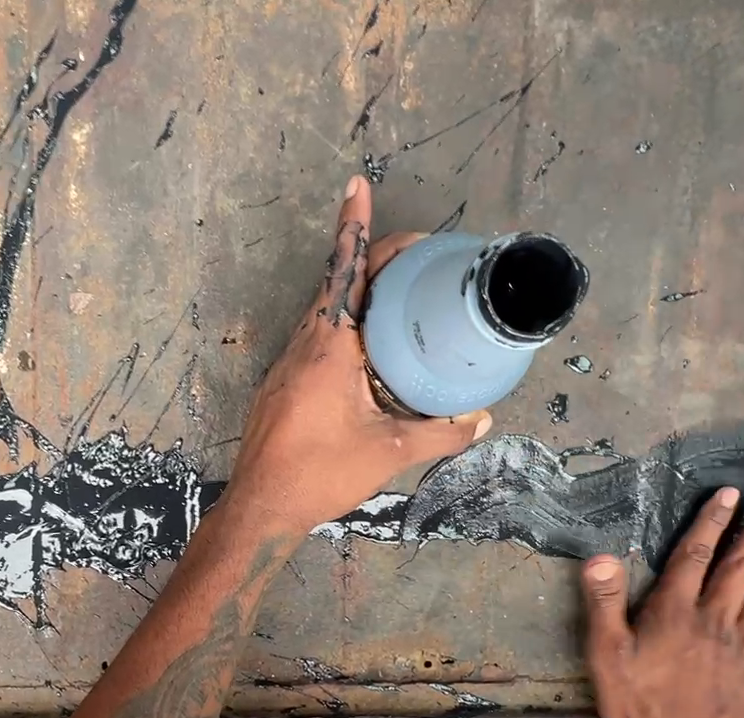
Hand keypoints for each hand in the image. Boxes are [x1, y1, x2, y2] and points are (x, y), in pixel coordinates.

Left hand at [218, 176, 492, 536]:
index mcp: (328, 347)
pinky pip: (317, 341)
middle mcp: (304, 345)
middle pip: (339, 285)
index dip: (354, 227)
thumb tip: (482, 420)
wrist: (261, 506)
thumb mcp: (387, 453)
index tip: (357, 186)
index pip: (344, 272)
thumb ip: (439, 434)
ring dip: (359, 294)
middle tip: (417, 250)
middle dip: (374, 259)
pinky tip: (367, 349)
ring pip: (326, 314)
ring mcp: (288, 365)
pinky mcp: (283, 386)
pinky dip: (345, 328)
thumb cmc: (318, 474)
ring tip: (400, 292)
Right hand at [580, 488, 743, 717]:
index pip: (693, 557)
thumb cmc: (639, 704)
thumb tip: (600, 557)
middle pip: (741, 566)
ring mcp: (742, 645)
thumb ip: (605, 604)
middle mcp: (714, 619)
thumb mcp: (606, 654)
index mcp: (674, 612)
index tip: (728, 493)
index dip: (710, 523)